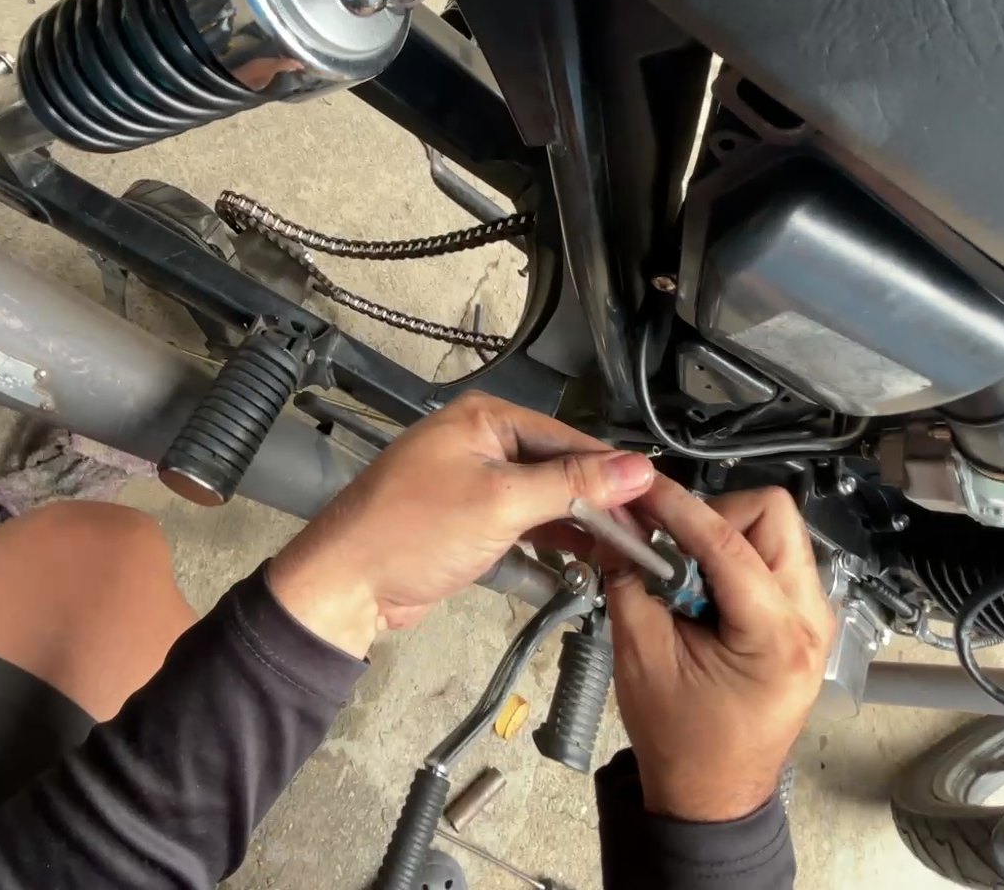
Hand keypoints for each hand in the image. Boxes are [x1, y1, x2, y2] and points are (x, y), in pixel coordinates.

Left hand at [269, 393, 655, 656]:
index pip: (566, 437)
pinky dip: (552, 537)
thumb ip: (571, 485)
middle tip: (645, 534)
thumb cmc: (414, 529)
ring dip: (580, 522)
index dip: (612, 470)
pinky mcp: (470, 516)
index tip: (656, 498)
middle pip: (557, 465)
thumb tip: (637, 467)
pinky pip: (523, 519)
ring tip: (627, 550)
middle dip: (599, 500)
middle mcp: (481, 441)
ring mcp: (474, 480)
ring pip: (543, 495)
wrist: (347, 583)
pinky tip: (587, 556)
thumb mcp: (501, 502)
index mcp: (485, 419)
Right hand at [605, 484, 834, 821]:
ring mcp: (814, 617)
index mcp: (776, 639)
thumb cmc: (678, 737)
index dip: (675, 506)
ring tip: (682, 562)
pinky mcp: (802, 617)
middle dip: (713, 512)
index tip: (637, 488)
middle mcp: (812, 620)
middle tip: (669, 539)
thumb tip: (613, 519)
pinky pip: (773, 553)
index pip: (727, 543)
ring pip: (776, 527)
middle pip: (773, 515)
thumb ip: (627, 577)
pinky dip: (731, 548)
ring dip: (722, 528)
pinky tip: (698, 579)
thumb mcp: (639, 654)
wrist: (711, 792)